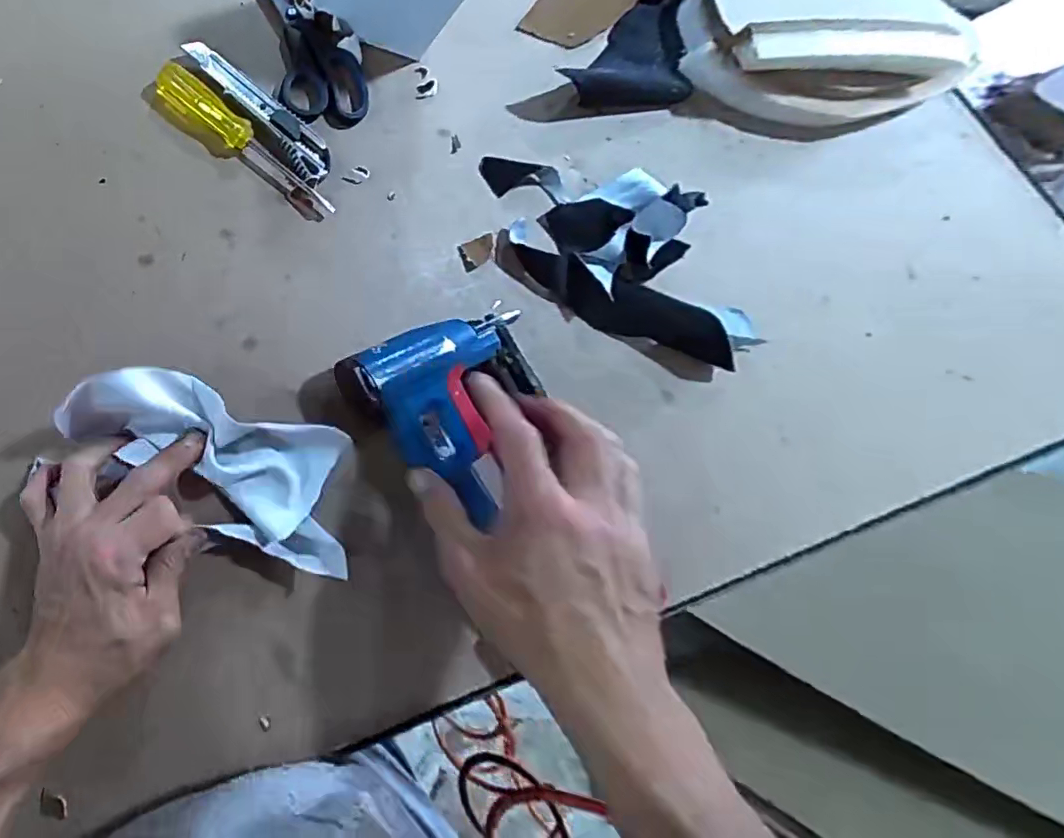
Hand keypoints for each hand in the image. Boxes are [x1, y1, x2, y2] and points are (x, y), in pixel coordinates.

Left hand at [14, 432, 205, 726]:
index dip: (182, 522)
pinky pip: (35, 494)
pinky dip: (48, 475)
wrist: (56, 677)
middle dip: (170, 457)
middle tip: (191, 440)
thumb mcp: (161, 623)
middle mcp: (86, 529)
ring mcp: (60, 529)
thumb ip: (174, 568)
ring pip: (78, 468)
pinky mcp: (43, 536)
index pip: (163, 512)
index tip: (186, 541)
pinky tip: (69, 469)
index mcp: (117, 553)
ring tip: (128, 443)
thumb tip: (190, 532)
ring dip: (105, 449)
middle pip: (134, 477)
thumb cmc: (112, 656)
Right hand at [412, 374, 665, 726]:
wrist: (604, 681)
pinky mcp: (642, 541)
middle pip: (579, 430)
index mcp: (542, 506)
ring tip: (556, 428)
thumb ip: (444, 516)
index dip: (496, 400)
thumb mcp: (468, 572)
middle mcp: (590, 501)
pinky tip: (586, 474)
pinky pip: (627, 479)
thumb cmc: (527, 625)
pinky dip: (604, 457)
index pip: (518, 434)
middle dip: (547, 406)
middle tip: (521, 404)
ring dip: (582, 426)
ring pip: (614, 450)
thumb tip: (422, 474)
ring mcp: (624, 520)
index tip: (479, 381)